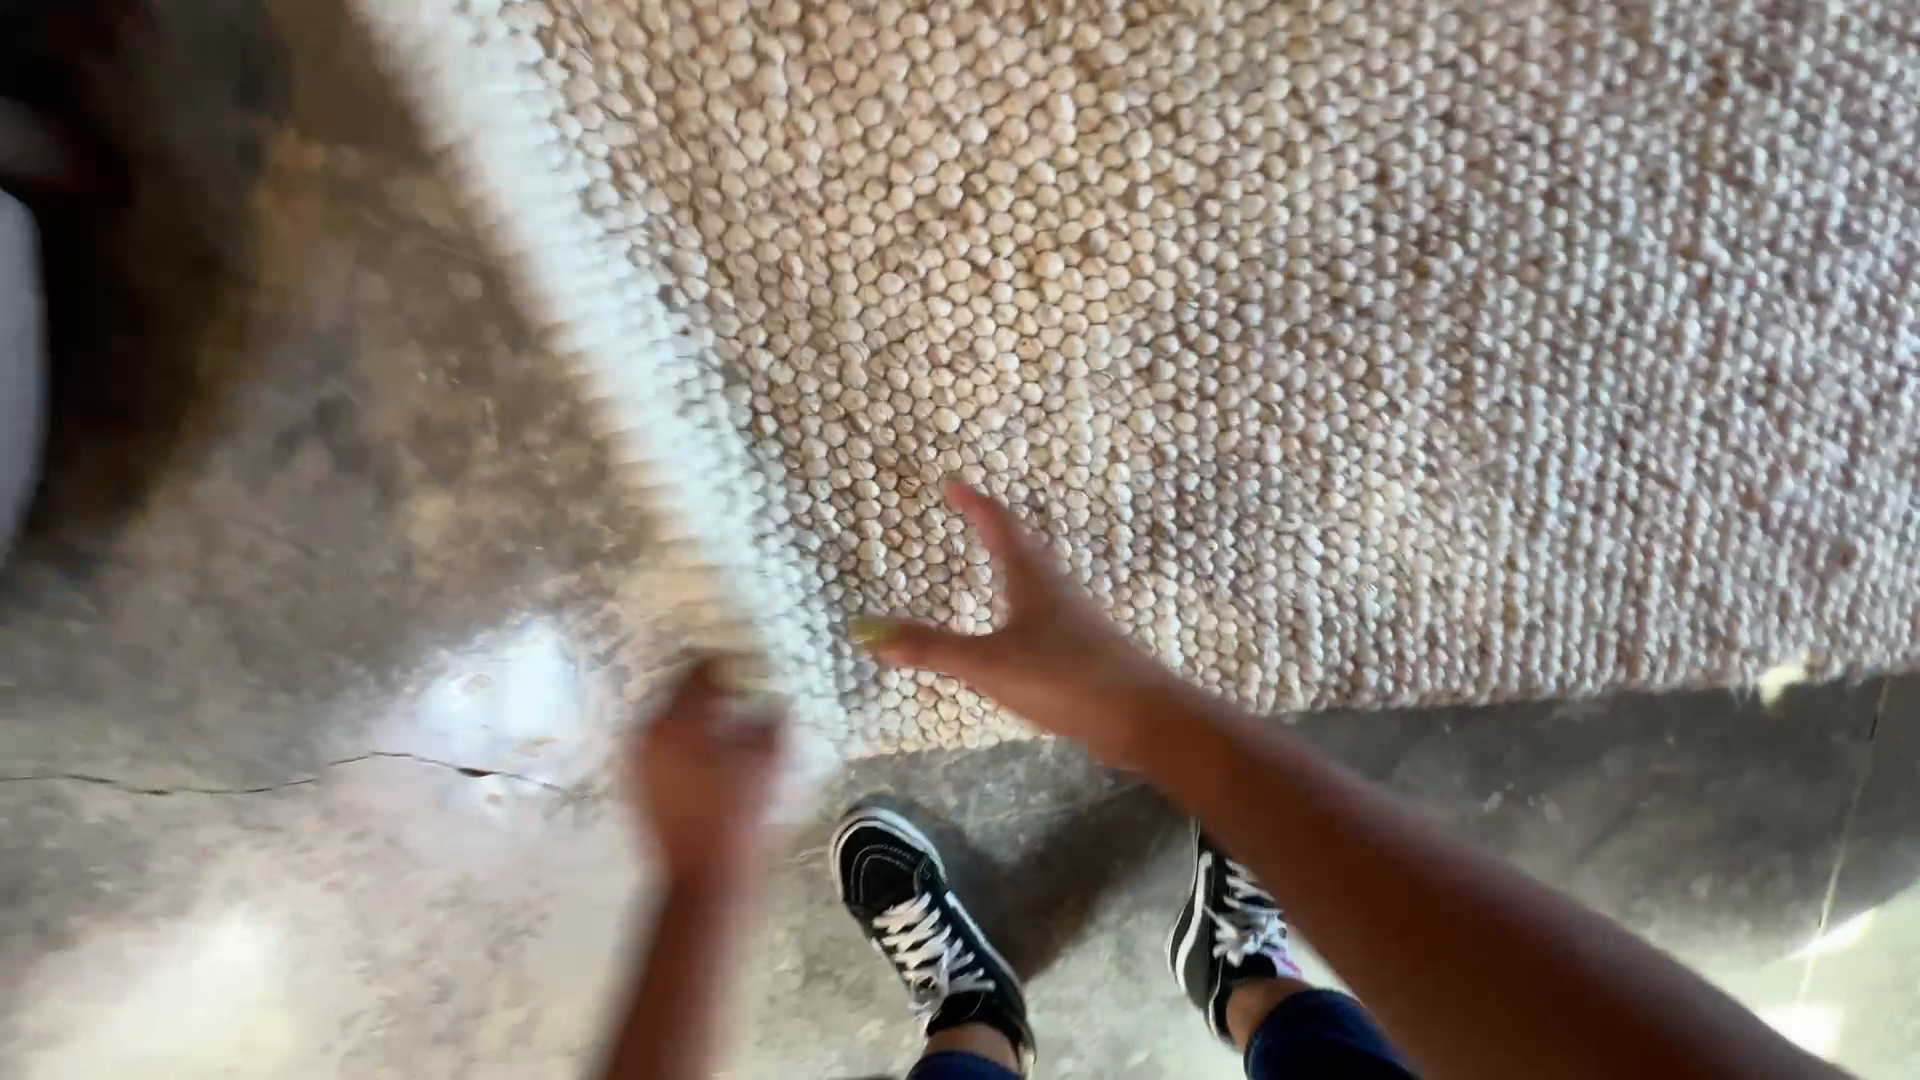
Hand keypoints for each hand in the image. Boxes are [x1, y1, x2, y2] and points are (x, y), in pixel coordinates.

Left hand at [628, 657, 784, 881]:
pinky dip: (682, 739)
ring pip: (667, 718)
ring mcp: (635, 760)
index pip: (701, 668)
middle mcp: (647, 732)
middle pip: (678, 689)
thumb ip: (771, 715)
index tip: (750, 663)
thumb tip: (769, 698)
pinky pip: (659, 744)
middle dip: (710, 687)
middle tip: (740, 690)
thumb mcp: (771, 756)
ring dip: (694, 713)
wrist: (706, 878)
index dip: (729, 660)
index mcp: (680, 718)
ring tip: (726, 722)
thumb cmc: (743, 814)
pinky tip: (708, 753)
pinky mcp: (635, 784)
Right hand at [850, 479, 1181, 767]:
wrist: (1141, 715)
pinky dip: (1021, 601)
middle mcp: (1055, 588)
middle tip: (967, 514)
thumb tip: (873, 636)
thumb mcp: (988, 663)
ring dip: (1012, 561)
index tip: (951, 483)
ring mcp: (1073, 617)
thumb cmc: (1063, 678)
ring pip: (1037, 577)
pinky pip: (1044, 610)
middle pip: (1022, 544)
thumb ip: (932, 649)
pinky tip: (1019, 627)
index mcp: (1031, 577)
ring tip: (991, 561)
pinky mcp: (1083, 648)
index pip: (999, 524)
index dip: (973, 502)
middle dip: (992, 526)